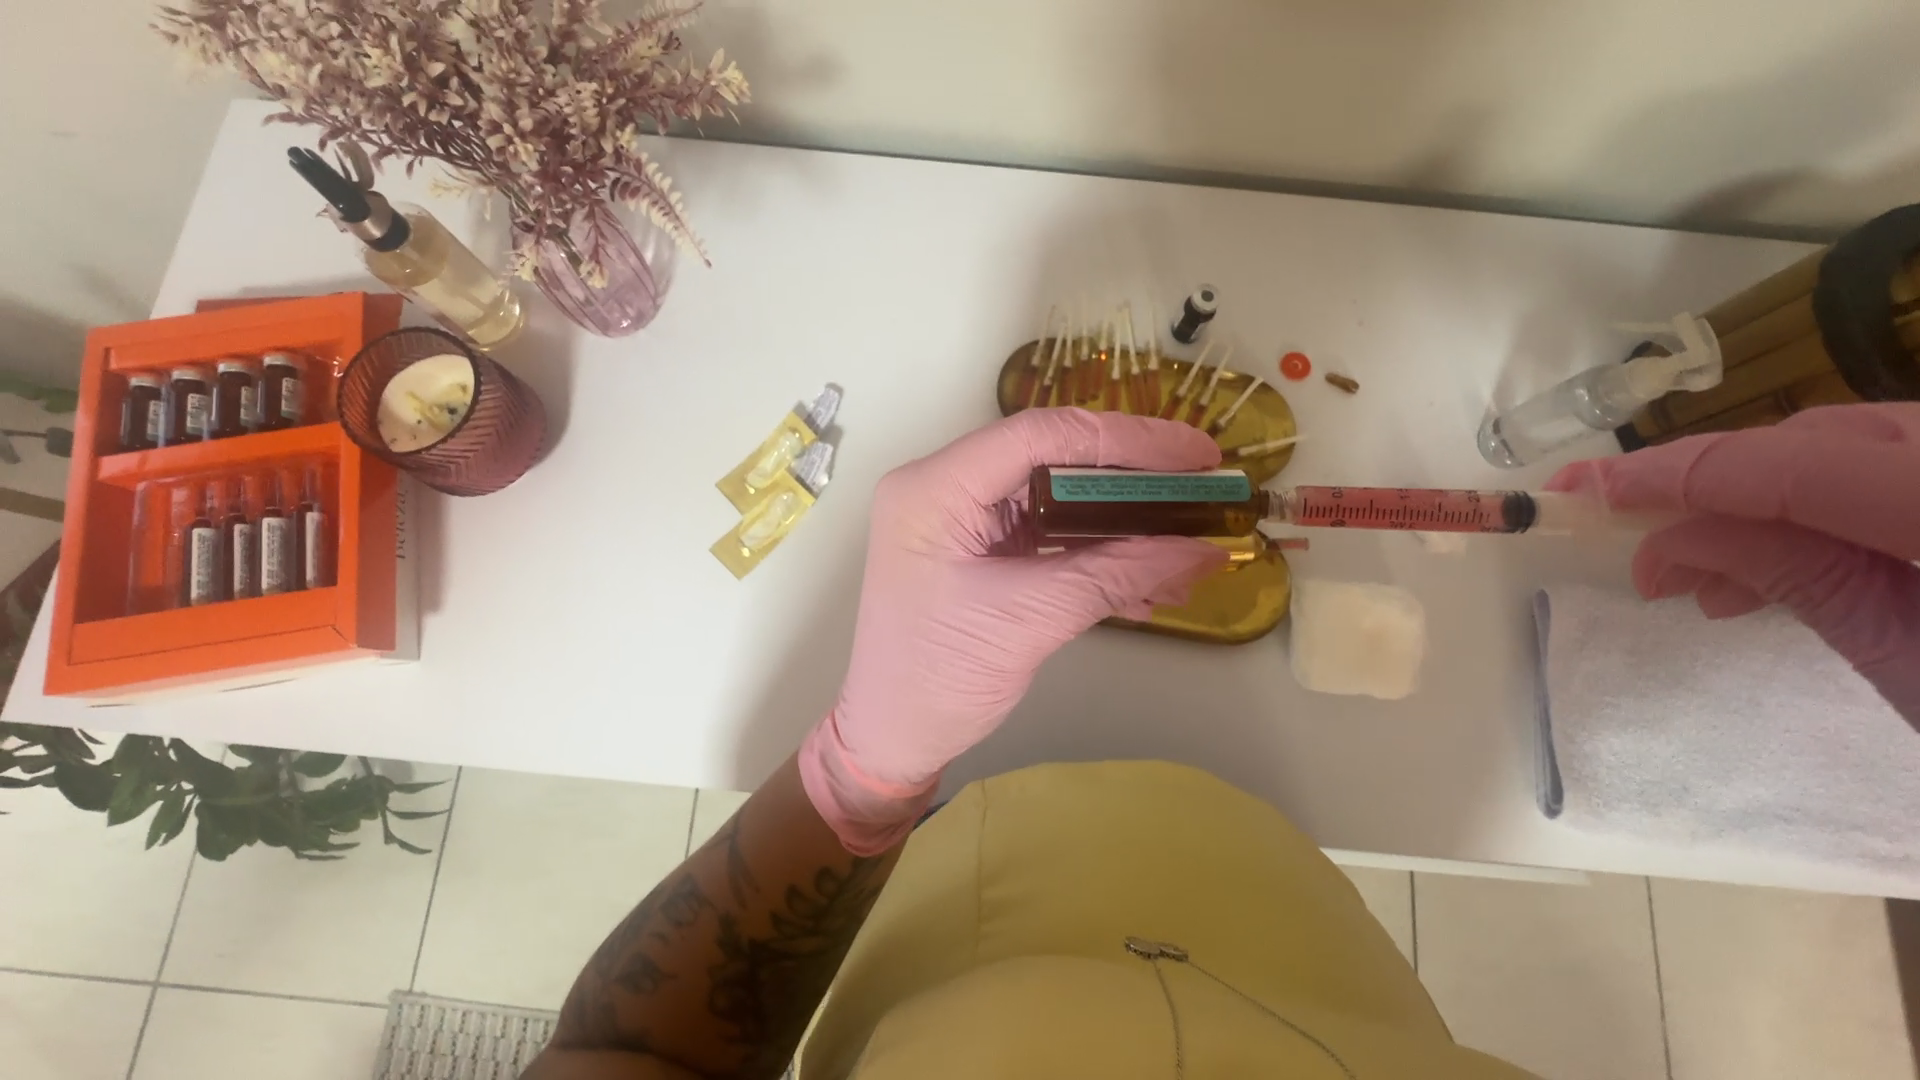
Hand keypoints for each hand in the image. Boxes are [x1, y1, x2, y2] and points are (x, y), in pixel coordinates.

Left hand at [799, 408, 1230, 852]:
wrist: (892, 737)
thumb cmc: (938, 678)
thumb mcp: (1029, 621)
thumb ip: (1116, 575)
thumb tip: (1204, 548)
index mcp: (935, 488)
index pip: (1041, 435)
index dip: (1126, 438)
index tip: (1196, 454)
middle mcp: (945, 487)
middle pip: (1053, 459)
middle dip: (1132, 479)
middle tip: (1202, 490)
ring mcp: (962, 519)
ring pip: (1058, 498)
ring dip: (1122, 523)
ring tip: (1187, 544)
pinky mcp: (980, 549)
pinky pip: (1048, 535)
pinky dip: (1097, 553)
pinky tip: (1148, 579)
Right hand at [1546, 403, 1919, 723]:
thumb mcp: (1912, 660)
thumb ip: (1793, 578)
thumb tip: (1663, 543)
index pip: (1793, 464)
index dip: (1672, 473)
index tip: (1578, 493)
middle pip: (1824, 438)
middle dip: (1708, 482)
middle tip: (1622, 536)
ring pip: (1855, 446)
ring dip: (1753, 501)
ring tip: (1692, 579)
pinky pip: (1887, 468)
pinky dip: (1812, 506)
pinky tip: (1770, 565)